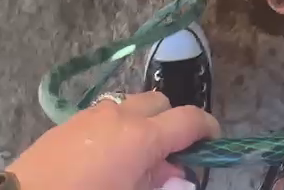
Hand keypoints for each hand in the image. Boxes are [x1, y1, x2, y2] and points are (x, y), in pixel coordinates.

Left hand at [7, 92, 218, 189]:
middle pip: (161, 102)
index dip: (206, 128)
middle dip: (171, 124)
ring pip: (133, 105)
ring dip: (144, 125)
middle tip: (167, 161)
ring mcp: (93, 115)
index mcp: (142, 138)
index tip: (213, 141)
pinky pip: (107, 115)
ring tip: (134, 163)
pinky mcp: (70, 122)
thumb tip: (178, 180)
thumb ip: (159, 187)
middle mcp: (122, 115)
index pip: (188, 120)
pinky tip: (105, 161)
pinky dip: (118, 129)